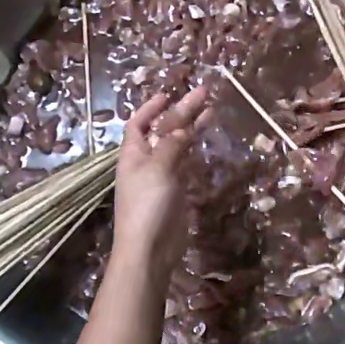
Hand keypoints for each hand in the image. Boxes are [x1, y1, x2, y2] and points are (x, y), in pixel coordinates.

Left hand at [112, 86, 209, 271]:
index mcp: (133, 154)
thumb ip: (171, 145)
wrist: (150, 249)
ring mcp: (162, 178)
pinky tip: (207, 142)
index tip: (169, 94)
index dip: (151, 107)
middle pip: (164, 131)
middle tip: (204, 94)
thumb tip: (182, 128)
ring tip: (212, 111)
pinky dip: (196, 152)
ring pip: (178, 147)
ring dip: (192, 130)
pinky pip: (186, 166)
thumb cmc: (147, 205)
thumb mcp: (157, 168)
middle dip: (181, 113)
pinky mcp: (176, 193)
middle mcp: (145, 163)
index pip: (139, 123)